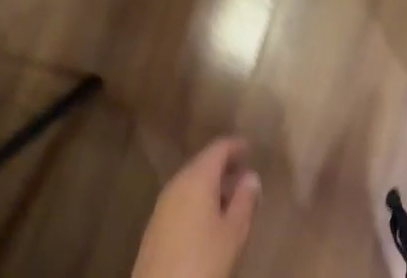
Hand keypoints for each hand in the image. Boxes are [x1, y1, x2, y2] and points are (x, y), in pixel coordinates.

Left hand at [131, 137, 262, 277]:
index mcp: (197, 178)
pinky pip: (181, 199)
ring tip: (230, 199)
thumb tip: (250, 176)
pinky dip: (197, 199)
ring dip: (211, 185)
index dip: (236, 146)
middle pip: (203, 164)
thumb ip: (245, 200)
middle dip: (224, 167)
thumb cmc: (203, 259)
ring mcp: (162, 204)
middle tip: (244, 176)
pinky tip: (208, 219)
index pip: (218, 148)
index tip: (251, 148)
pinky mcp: (155, 224)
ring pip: (191, 182)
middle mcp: (177, 183)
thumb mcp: (234, 232)